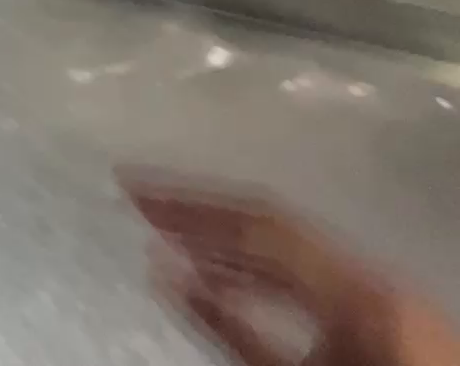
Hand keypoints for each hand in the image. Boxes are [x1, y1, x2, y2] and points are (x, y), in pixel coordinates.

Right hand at [125, 176, 459, 365]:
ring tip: (162, 232)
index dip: (182, 196)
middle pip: (263, 220)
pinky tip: (210, 269)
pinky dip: (251, 264)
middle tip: (134, 195)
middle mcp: (365, 265)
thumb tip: (157, 268)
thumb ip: (226, 322)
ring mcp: (377, 283)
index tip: (126, 181)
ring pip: (280, 243)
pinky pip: (303, 270)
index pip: (249, 217)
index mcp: (350, 276)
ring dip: (217, 235)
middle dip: (193, 207)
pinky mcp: (378, 304)